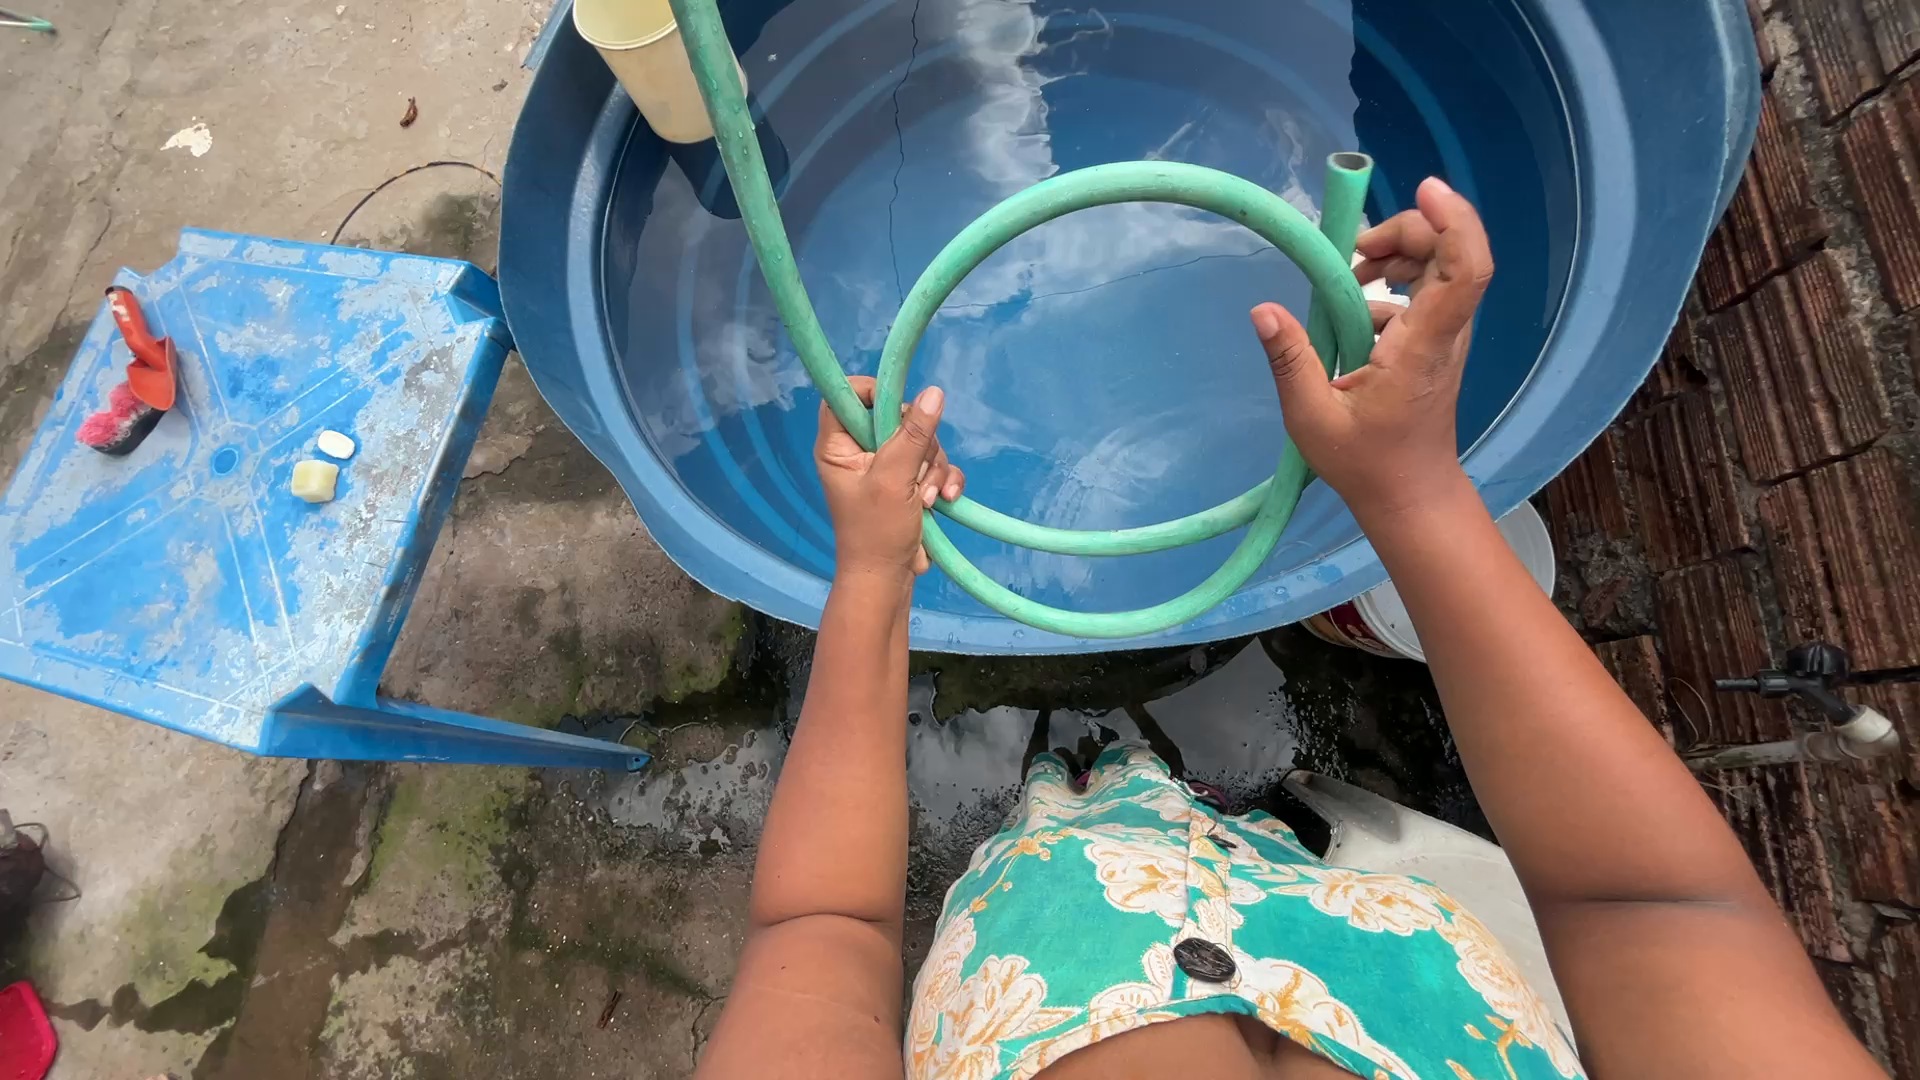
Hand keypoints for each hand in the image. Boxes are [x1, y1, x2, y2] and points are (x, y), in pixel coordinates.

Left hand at [815, 376, 965, 580]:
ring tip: (930, 500)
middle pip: (896, 418)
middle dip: (920, 446)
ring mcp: (888, 467)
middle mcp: (861, 451)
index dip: (873, 393)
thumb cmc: (877, 531)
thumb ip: (913, 435)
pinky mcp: (910, 482)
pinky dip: (944, 480)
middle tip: (917, 476)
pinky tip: (948, 500)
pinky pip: (935, 464)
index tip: (899, 407)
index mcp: (839, 446)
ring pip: (922, 442)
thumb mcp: (895, 479)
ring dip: (934, 469)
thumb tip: (934, 392)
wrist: (889, 579)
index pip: (847, 396)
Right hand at [1248, 176, 1492, 519]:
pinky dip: (1390, 288)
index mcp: (1422, 347)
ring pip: (1439, 272)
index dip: (1453, 219)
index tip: (1423, 190)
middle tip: (1353, 252)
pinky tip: (1350, 318)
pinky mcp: (1433, 347)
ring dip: (1398, 257)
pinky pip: (1424, 297)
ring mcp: (1443, 339)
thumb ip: (1290, 360)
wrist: (1409, 495)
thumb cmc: (1364, 462)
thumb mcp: (1311, 416)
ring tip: (1348, 276)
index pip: (1465, 267)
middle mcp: (1444, 334)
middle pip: (1449, 255)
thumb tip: (1263, 311)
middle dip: (1406, 233)